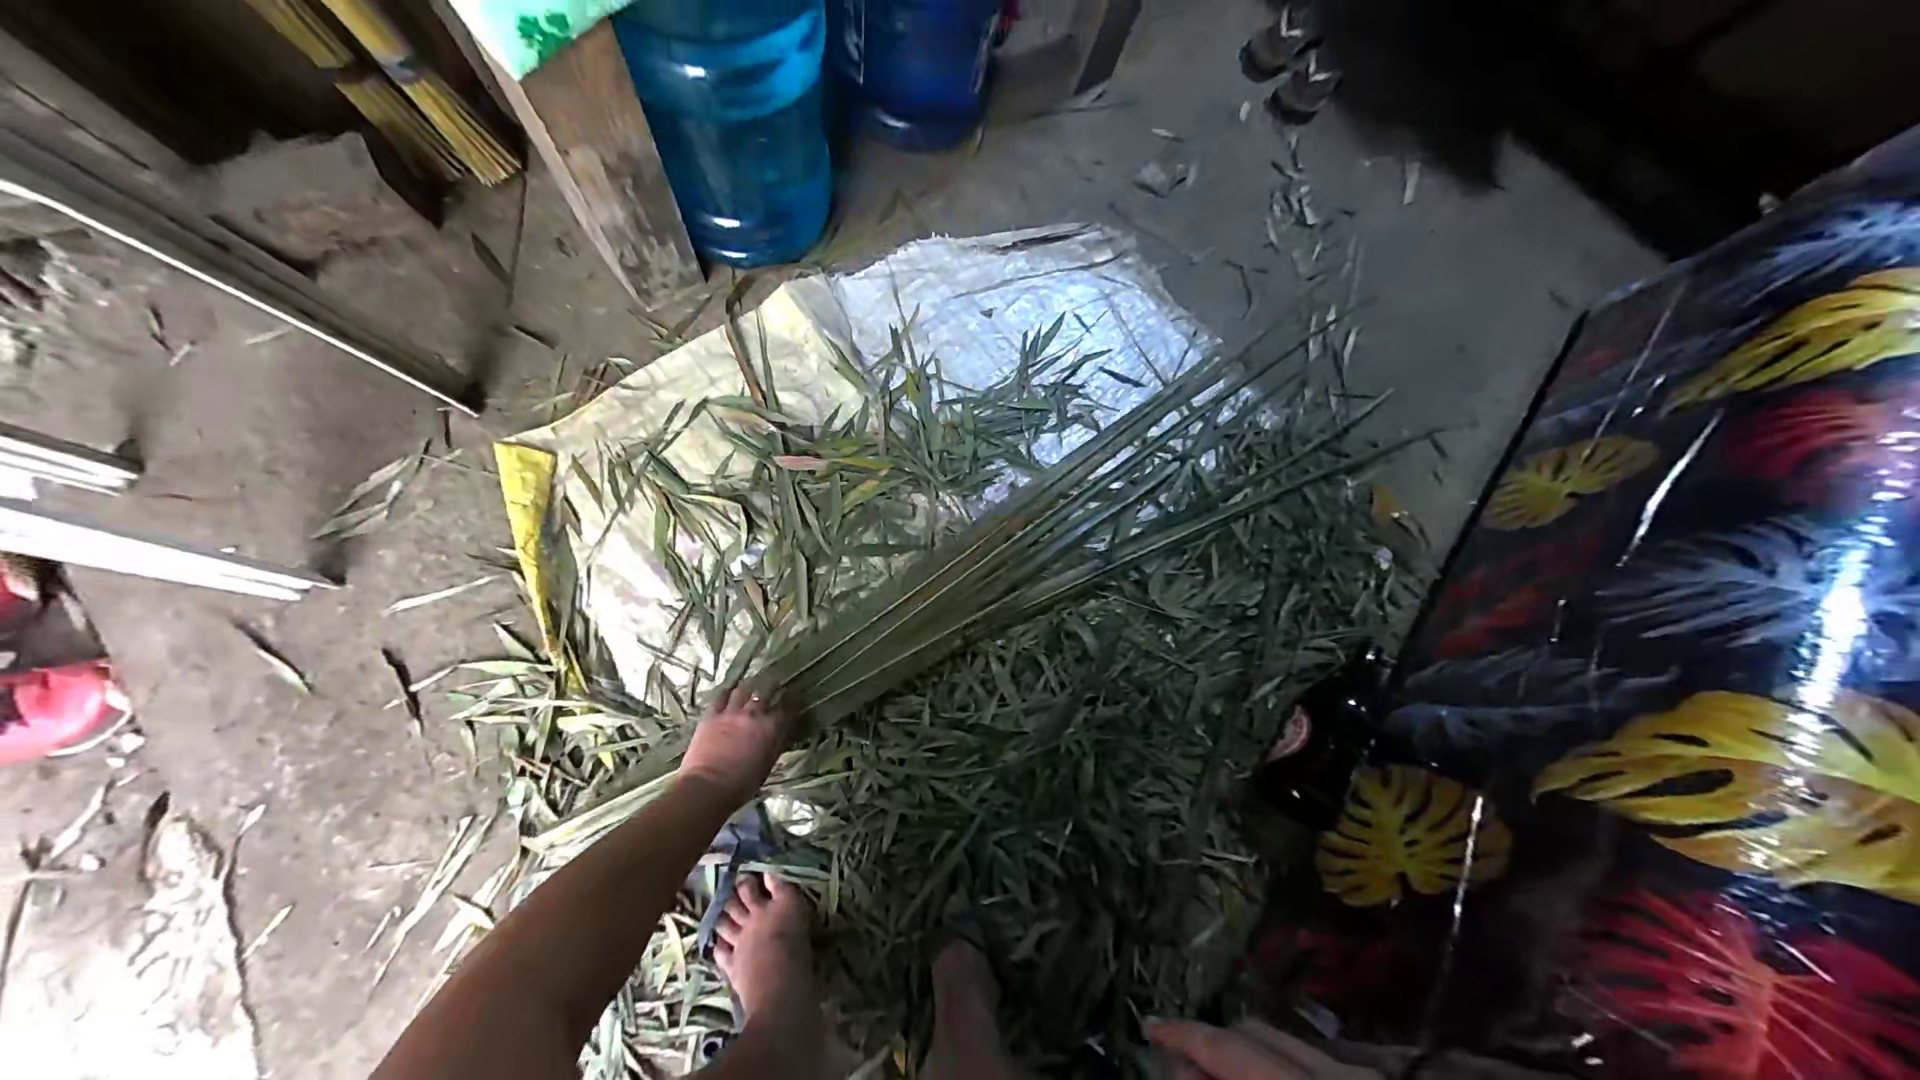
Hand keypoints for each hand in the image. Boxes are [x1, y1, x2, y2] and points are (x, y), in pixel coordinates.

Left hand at [678, 685, 793, 805]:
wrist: (708, 787)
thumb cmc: (742, 784)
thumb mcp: (768, 765)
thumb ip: (777, 744)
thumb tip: (785, 731)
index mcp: (770, 728)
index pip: (786, 707)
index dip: (791, 700)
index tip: (793, 696)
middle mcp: (753, 714)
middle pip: (766, 691)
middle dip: (772, 684)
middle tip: (774, 682)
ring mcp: (731, 713)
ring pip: (743, 689)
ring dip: (750, 685)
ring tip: (752, 682)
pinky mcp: (711, 716)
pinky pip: (720, 697)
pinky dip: (727, 691)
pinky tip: (729, 689)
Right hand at [1147, 1018, 1379, 1079]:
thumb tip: (1182, 1071)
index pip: (1228, 1048)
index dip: (1182, 1035)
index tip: (1147, 1026)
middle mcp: (1336, 1074)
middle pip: (1251, 1034)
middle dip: (1209, 1045)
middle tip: (1177, 1065)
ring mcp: (1360, 1077)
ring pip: (1279, 1043)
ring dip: (1240, 1054)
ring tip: (1215, 1078)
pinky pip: (1306, 1060)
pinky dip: (1272, 1067)